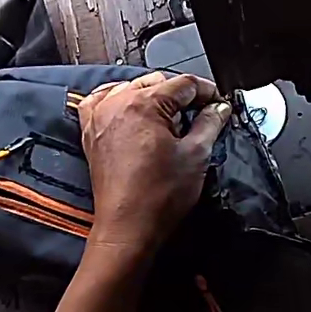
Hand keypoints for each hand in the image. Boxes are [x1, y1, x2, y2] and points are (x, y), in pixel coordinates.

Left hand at [76, 71, 230, 258]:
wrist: (128, 227)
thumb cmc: (157, 197)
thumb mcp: (196, 155)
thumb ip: (209, 124)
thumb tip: (218, 109)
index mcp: (144, 104)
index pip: (184, 84)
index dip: (208, 92)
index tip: (218, 104)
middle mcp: (117, 104)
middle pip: (158, 84)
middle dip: (182, 96)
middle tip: (200, 115)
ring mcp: (100, 118)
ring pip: (131, 89)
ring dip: (153, 98)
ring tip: (171, 119)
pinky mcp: (91, 134)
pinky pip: (102, 102)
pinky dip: (119, 102)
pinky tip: (133, 113)